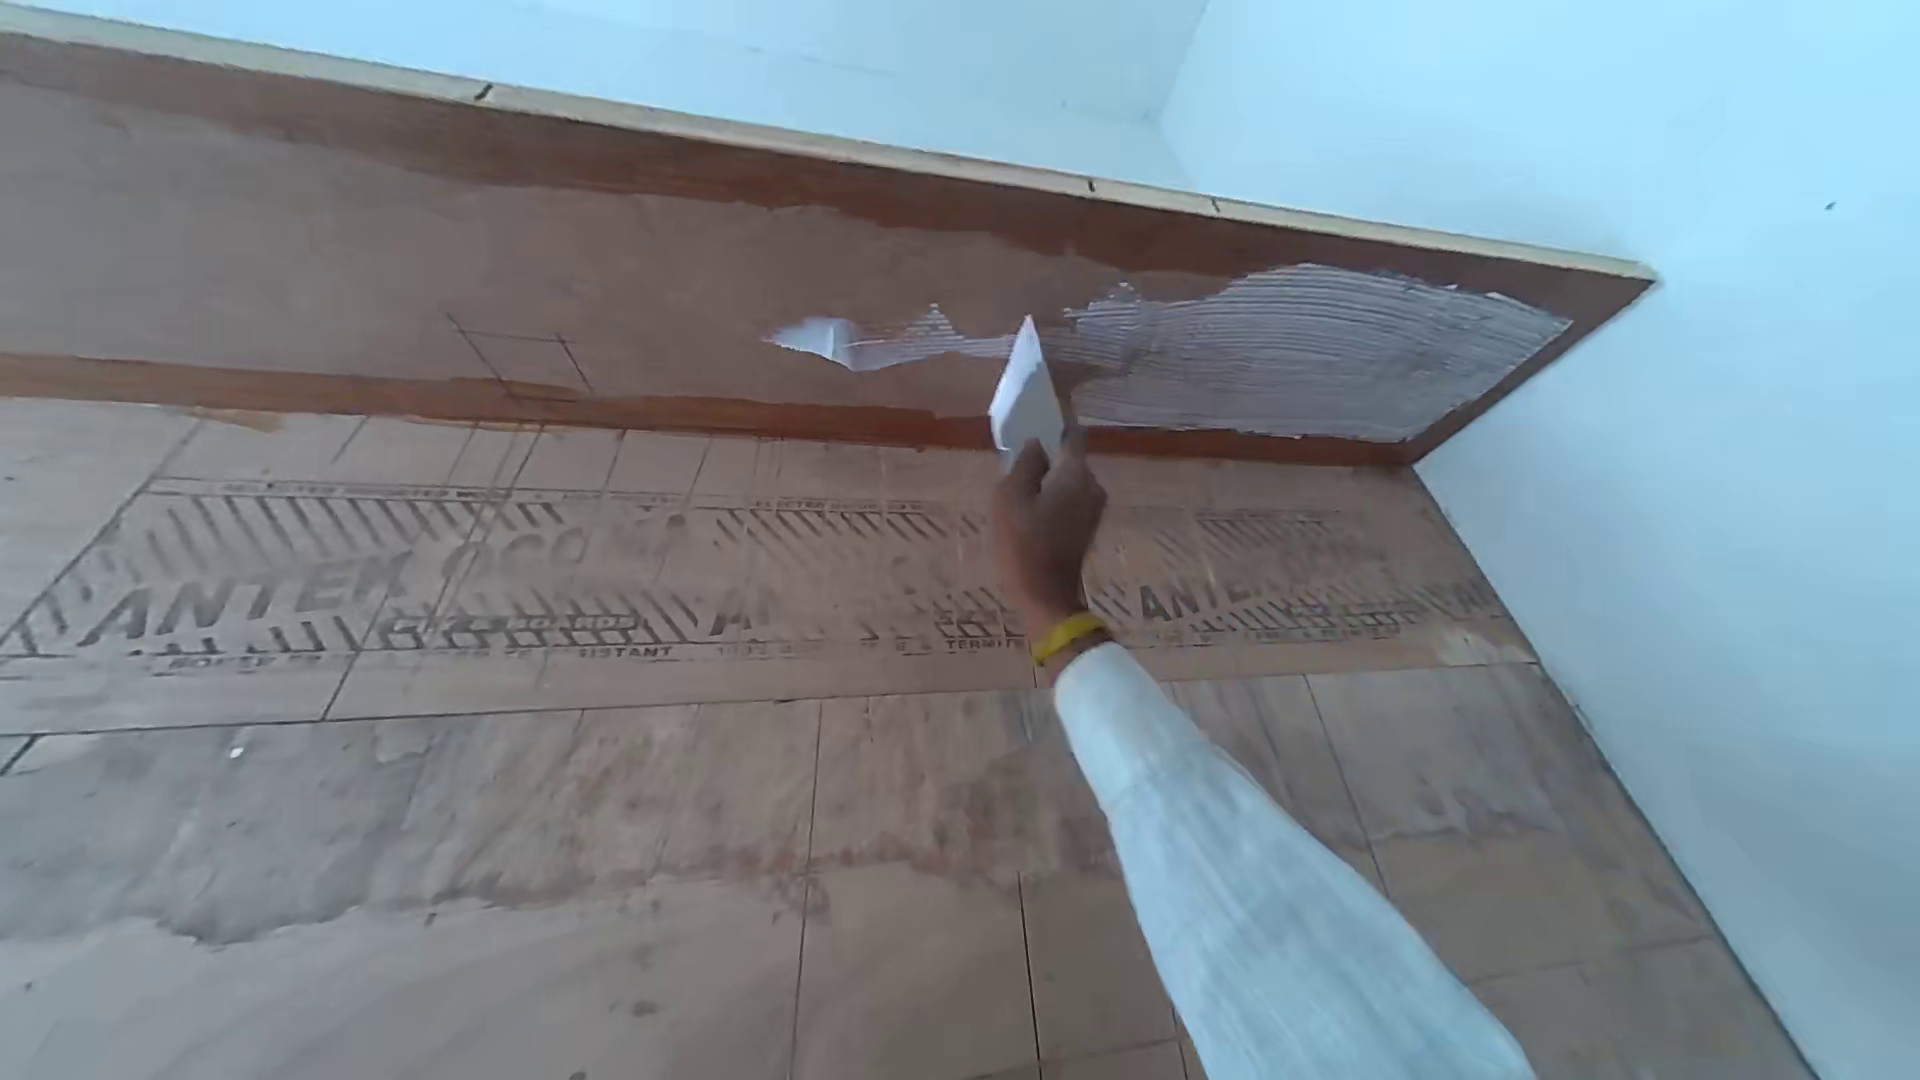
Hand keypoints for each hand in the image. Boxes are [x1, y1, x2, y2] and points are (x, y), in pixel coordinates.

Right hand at [992, 427, 1106, 636]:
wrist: (1046, 594)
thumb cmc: (1023, 543)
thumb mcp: (1010, 497)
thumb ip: (1024, 463)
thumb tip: (1036, 445)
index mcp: (1076, 474)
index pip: (1073, 434)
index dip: (1055, 425)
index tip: (1034, 425)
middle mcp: (1093, 486)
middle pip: (1070, 458)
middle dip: (1047, 457)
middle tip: (1016, 465)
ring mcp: (1094, 508)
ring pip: (1069, 480)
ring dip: (1049, 480)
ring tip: (1020, 491)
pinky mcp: (1088, 526)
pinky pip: (1071, 498)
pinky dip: (1054, 497)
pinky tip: (1032, 511)